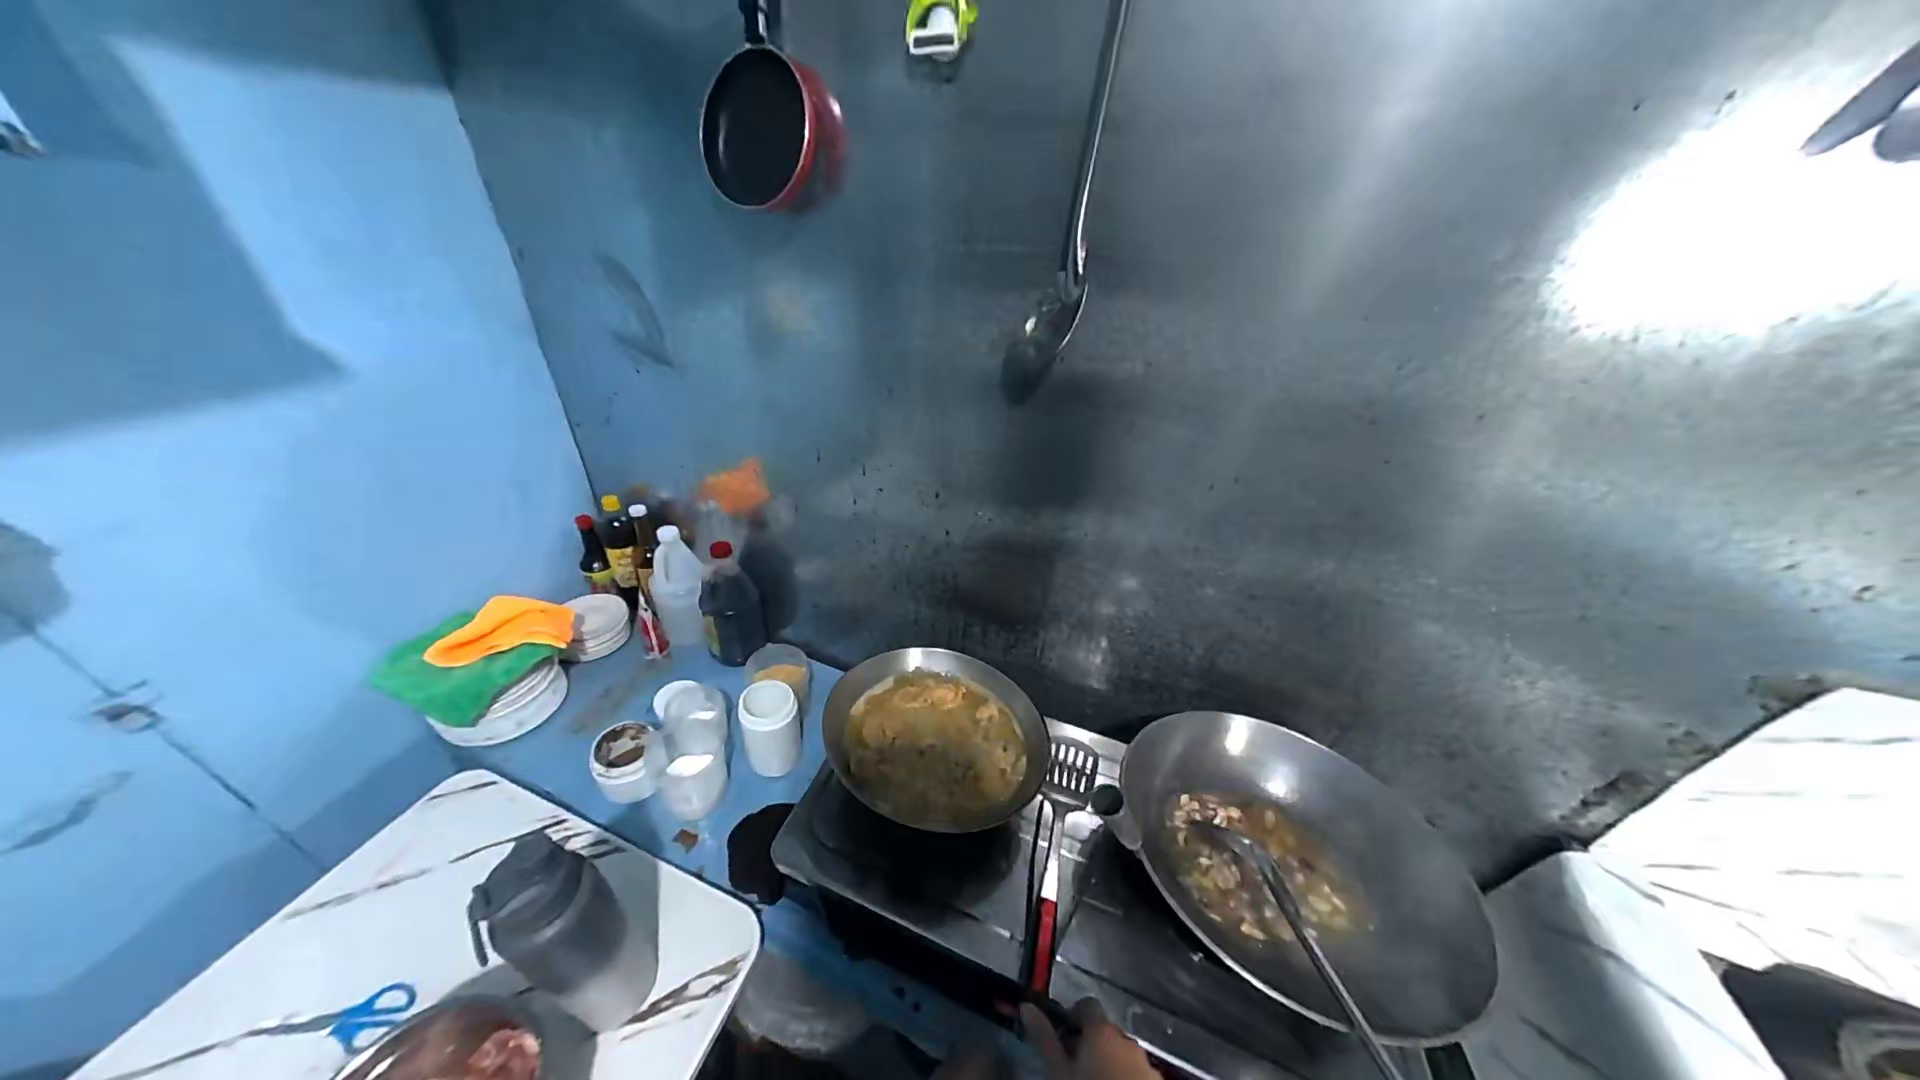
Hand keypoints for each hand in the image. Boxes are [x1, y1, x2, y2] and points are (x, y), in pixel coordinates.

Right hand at [1020, 998, 1158, 1079]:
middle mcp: (1126, 1038)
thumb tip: (1026, 1006)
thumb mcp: (1059, 1071)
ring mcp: (1145, 1062)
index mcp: (1102, 1030)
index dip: (1072, 1015)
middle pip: (1104, 1029)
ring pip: (1120, 1052)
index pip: (1087, 1004)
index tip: (1062, 1037)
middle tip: (1073, 1067)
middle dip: (1089, 1043)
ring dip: (1107, 1060)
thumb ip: (1044, 1038)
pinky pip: (1136, 1071)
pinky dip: (1124, 1075)